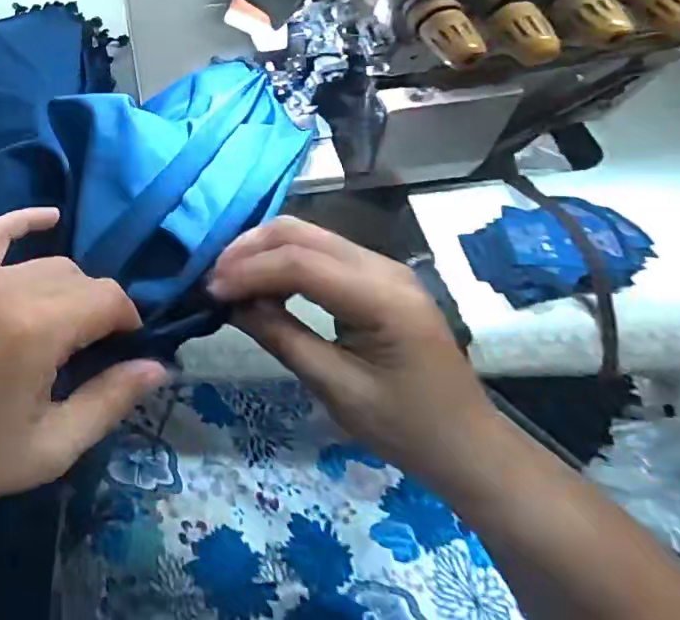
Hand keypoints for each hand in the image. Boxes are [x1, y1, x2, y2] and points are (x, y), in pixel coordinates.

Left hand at [0, 208, 168, 549]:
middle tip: (94, 354)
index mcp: (38, 328)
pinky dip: (25, 221)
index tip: (127, 353)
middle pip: (80, 279)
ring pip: (48, 263)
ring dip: (70, 287)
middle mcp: (11, 288)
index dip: (127, 322)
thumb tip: (159, 367)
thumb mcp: (51, 446)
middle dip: (99, 310)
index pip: (107, 298)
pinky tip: (49, 217)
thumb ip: (109, 400)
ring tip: (69, 329)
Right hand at [208, 215, 499, 480]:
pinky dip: (282, 260)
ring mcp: (382, 266)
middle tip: (213, 279)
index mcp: (383, 297)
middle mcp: (383, 267)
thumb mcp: (337, 389)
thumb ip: (281, 337)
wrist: (469, 447)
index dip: (248, 271)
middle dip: (249, 249)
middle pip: (300, 233)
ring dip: (262, 250)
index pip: (300, 263)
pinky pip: (319, 250)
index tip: (210, 291)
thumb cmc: (407, 429)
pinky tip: (261, 282)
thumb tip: (229, 304)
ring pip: (306, 234)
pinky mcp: (375, 275)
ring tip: (228, 279)